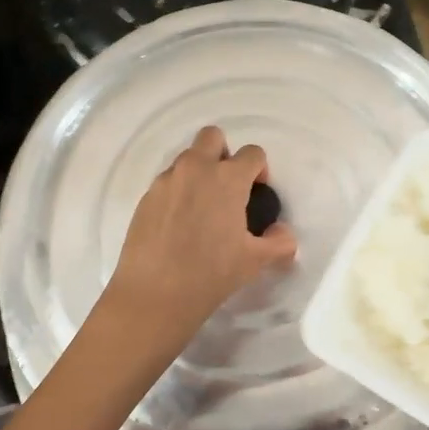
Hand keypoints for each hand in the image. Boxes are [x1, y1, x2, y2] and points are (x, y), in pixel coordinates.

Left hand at [106, 126, 298, 331]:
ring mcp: (166, 181)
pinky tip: (179, 225)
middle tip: (228, 188)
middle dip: (224, 154)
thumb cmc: (211, 273)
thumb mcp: (255, 261)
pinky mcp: (145, 197)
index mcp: (227, 178)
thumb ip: (279, 242)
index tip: (257, 193)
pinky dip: (178, 192)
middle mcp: (195, 169)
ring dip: (199, 172)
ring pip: (186, 159)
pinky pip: (167, 182)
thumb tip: (283, 233)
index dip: (260, 170)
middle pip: (212, 137)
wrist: (155, 293)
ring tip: (202, 210)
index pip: (253, 153)